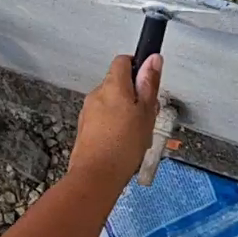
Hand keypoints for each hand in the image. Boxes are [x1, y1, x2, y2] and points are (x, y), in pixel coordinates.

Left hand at [67, 54, 162, 187]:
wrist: (96, 177)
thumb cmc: (123, 146)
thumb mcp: (147, 112)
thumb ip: (150, 83)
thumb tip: (153, 59)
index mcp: (113, 85)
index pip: (123, 60)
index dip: (138, 67)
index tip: (148, 82)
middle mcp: (97, 94)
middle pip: (118, 83)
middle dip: (134, 94)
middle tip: (146, 114)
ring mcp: (88, 111)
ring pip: (110, 102)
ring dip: (124, 111)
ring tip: (136, 132)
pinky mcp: (84, 128)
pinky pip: (102, 118)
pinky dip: (113, 125)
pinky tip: (123, 142)